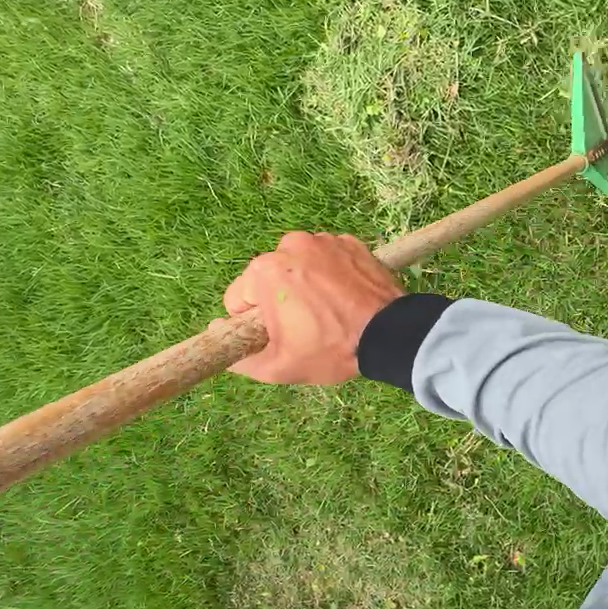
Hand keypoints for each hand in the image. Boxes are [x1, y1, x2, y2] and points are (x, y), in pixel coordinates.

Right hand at [221, 232, 403, 384]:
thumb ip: (241, 356)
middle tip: (308, 325)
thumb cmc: (332, 349)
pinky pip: (330, 260)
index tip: (279, 334)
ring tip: (330, 311)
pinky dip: (333, 274)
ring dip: (307, 284)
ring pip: (300, 266)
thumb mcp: (279, 367)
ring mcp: (326, 241)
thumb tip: (216, 335)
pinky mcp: (353, 243)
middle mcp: (292, 245)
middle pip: (270, 278)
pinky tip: (347, 297)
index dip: (253, 322)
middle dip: (281, 300)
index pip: (239, 298)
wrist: (391, 334)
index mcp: (265, 270)